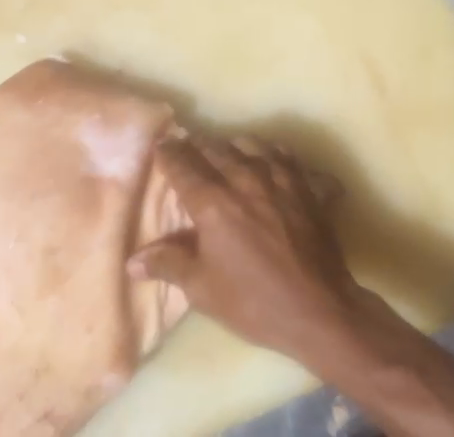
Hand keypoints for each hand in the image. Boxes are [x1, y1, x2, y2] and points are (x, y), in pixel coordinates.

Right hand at [128, 134, 359, 359]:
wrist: (319, 310)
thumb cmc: (254, 302)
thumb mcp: (203, 289)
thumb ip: (169, 264)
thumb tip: (133, 260)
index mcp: (213, 201)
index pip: (181, 163)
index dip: (167, 153)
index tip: (160, 149)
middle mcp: (244, 178)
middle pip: (214, 146)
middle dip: (197, 147)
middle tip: (189, 155)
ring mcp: (280, 178)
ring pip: (251, 143)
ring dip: (234, 147)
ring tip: (228, 158)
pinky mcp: (308, 186)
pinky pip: (287, 156)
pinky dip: (274, 156)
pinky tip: (272, 167)